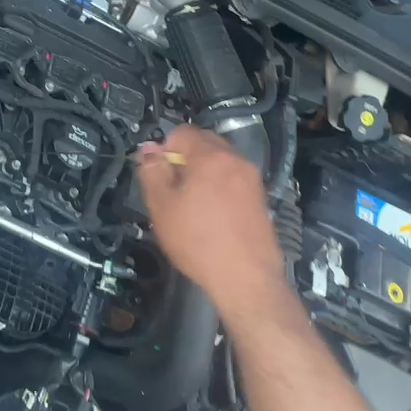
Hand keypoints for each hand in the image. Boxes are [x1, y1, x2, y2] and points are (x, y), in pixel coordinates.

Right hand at [135, 125, 288, 318]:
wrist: (246, 279)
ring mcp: (252, 180)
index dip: (164, 148)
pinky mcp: (260, 199)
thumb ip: (152, 170)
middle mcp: (236, 160)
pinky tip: (211, 215)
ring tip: (191, 204)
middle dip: (184, 157)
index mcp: (210, 156)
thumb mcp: (161, 205)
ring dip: (202, 172)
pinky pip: (232, 180)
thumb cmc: (197, 240)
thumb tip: (149, 148)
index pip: (181, 131)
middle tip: (172, 188)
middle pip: (203, 143)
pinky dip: (219, 187)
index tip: (158, 174)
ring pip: (219, 162)